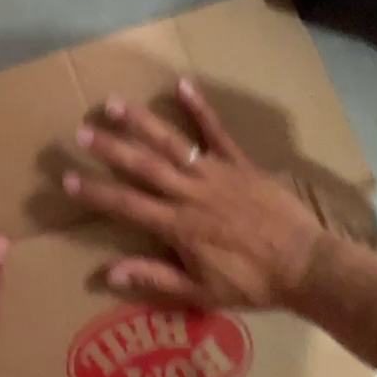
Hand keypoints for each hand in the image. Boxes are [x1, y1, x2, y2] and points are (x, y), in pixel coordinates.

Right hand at [63, 78, 327, 309]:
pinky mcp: (239, 163)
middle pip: (143, 166)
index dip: (96, 191)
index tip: (67, 178)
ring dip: (142, 122)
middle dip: (110, 148)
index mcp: (179, 226)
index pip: (127, 204)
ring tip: (114, 103)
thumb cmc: (252, 283)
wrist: (309, 269)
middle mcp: (190, 193)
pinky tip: (183, 83)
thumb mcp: (201, 293)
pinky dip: (201, 108)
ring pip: (172, 143)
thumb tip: (108, 272)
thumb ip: (155, 278)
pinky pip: (217, 132)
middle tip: (82, 130)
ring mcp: (215, 174)